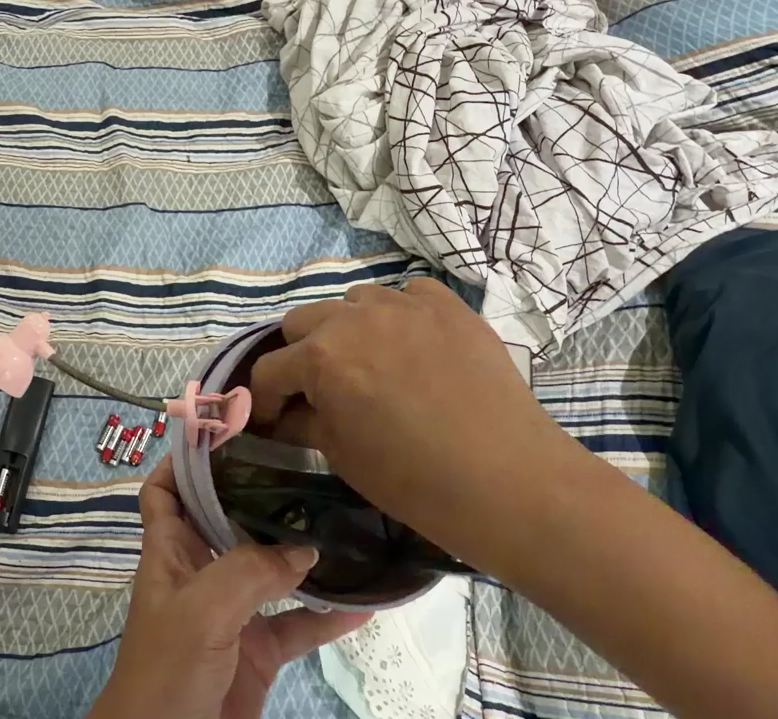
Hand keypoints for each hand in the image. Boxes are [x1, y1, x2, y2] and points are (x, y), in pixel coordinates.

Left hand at [88, 457, 369, 718]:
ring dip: (301, 553)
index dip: (183, 462)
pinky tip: (366, 603)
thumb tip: (304, 548)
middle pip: (225, 520)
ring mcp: (230, 614)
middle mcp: (198, 573)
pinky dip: (328, 616)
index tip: (226, 436)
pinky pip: (297, 626)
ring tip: (344, 524)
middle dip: (258, 496)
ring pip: (269, 571)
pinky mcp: (257, 653)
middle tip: (305, 469)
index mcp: (168, 552)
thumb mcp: (201, 611)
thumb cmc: (168, 671)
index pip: (164, 491)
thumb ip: (249, 572)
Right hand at [248, 278, 587, 570]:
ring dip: (348, 329)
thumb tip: (285, 414)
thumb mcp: (342, 455)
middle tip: (319, 390)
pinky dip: (399, 315)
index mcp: (321, 358)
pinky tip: (412, 346)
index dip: (265, 399)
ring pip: (353, 301)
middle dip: (300, 356)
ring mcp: (405, 306)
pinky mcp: (449, 307)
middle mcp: (355, 318)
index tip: (272, 419)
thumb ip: (305, 422)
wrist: (512, 483)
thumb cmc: (416, 481)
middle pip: (303, 322)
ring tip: (369, 363)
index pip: (270, 369)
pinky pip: (408, 294)